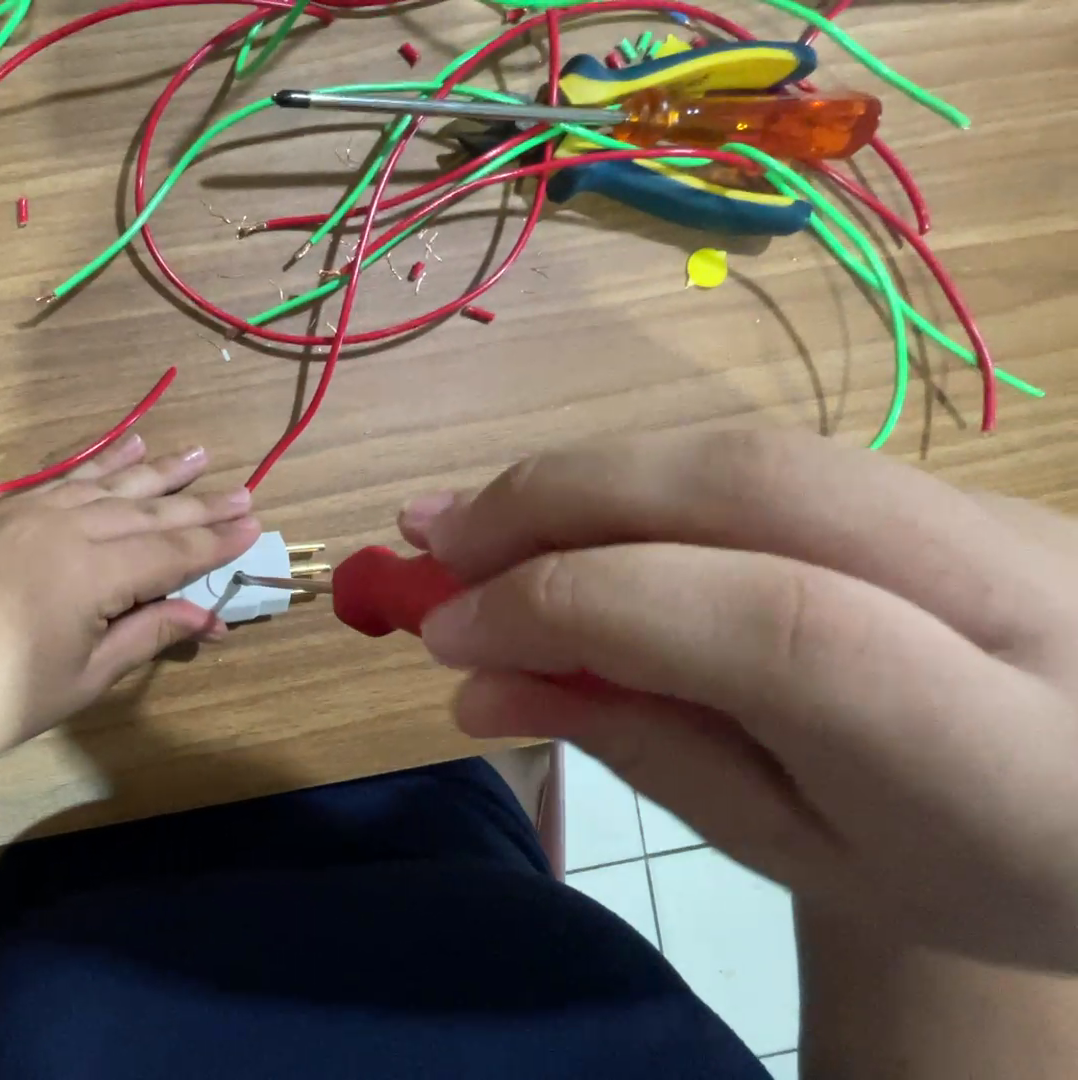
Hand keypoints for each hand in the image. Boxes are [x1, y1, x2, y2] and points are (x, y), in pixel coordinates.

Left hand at [0, 435, 258, 774]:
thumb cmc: (1, 703)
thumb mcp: (86, 675)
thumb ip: (148, 632)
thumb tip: (209, 614)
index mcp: (91, 572)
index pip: (170, 551)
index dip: (214, 542)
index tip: (254, 526)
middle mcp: (64, 527)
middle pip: (145, 512)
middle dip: (198, 504)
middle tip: (244, 490)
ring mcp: (26, 512)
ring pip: (105, 483)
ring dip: (154, 470)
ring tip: (196, 454)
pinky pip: (60, 478)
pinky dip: (97, 462)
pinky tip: (126, 446)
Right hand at [399, 429, 1077, 970]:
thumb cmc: (958, 871)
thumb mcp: (792, 851)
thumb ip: (635, 748)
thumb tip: (472, 686)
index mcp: (1005, 754)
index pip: (773, 629)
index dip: (574, 609)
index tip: (446, 634)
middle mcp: (1024, 593)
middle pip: (749, 488)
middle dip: (552, 500)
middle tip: (430, 540)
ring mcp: (994, 513)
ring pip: (739, 454)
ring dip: (571, 480)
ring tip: (465, 526)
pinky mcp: (945, 481)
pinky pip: (748, 463)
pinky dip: (622, 484)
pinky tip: (556, 518)